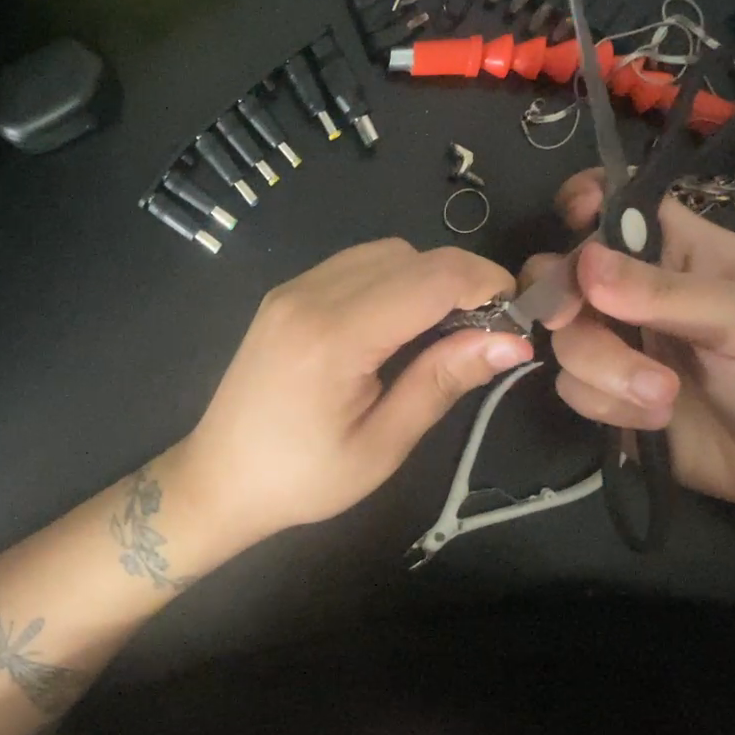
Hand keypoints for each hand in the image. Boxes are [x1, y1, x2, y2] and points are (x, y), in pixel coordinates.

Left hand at [174, 239, 530, 542]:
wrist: (218, 480)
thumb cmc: (300, 479)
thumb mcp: (380, 445)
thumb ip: (441, 382)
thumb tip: (510, 340)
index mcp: (334, 336)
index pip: (432, 277)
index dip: (486, 285)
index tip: (515, 319)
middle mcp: (308, 297)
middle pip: (409, 256)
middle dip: (458, 282)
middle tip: (480, 335)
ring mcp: (289, 292)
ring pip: (381, 254)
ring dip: (422, 280)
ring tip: (438, 335)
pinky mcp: (281, 298)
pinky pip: (349, 267)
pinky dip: (386, 282)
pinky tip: (392, 328)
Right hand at [524, 169, 734, 540]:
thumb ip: (664, 292)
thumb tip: (583, 261)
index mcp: (682, 253)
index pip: (619, 207)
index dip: (585, 202)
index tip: (571, 219)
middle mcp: (637, 295)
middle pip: (564, 275)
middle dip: (565, 303)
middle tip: (575, 321)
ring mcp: (620, 348)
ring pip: (564, 340)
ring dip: (605, 369)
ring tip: (665, 396)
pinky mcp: (608, 399)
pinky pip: (571, 389)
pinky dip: (608, 406)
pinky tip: (656, 420)